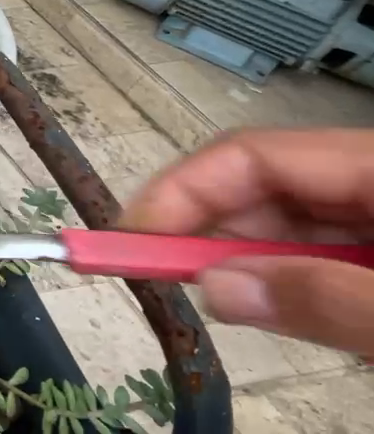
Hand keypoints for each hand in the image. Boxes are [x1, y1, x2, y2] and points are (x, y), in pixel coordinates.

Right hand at [119, 127, 373, 354]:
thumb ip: (332, 301)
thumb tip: (214, 290)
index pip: (250, 153)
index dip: (181, 190)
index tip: (130, 240)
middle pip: (268, 188)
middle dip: (217, 235)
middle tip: (175, 282)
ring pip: (297, 224)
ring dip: (258, 264)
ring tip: (245, 303)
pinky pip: (332, 252)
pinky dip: (303, 280)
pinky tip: (305, 309)